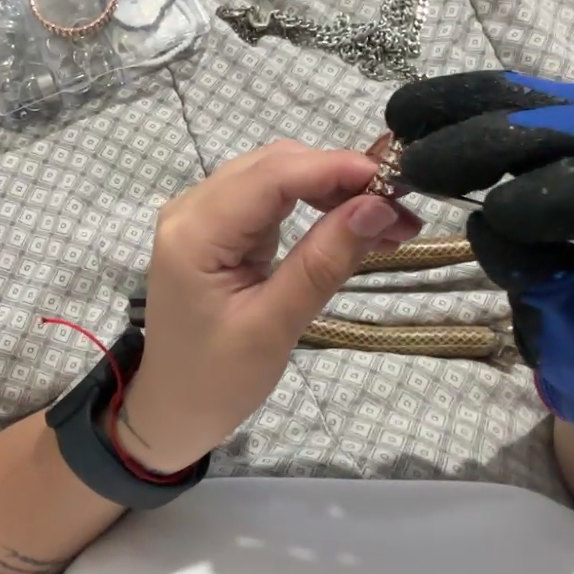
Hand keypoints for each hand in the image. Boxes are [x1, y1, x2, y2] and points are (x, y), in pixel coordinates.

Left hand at [117, 142, 422, 472]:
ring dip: (333, 189)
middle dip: (340, 177)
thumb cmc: (216, 379)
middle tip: (402, 209)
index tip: (396, 180)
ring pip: (276, 176)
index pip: (271, 175)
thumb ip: (323, 262)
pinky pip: (271, 199)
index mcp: (194, 232)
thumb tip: (377, 207)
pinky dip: (315, 205)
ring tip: (389, 222)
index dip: (334, 167)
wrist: (172, 407)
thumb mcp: (274, 327)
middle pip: (274, 166)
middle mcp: (192, 208)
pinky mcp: (218, 226)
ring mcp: (203, 214)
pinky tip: (354, 225)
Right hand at [386, 71, 573, 452]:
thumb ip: (554, 297)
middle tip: (420, 163)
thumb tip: (493, 226)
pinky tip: (416, 113)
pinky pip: (527, 105)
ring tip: (403, 119)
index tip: (496, 211)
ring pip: (557, 103)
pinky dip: (467, 105)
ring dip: (474, 106)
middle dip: (502, 138)